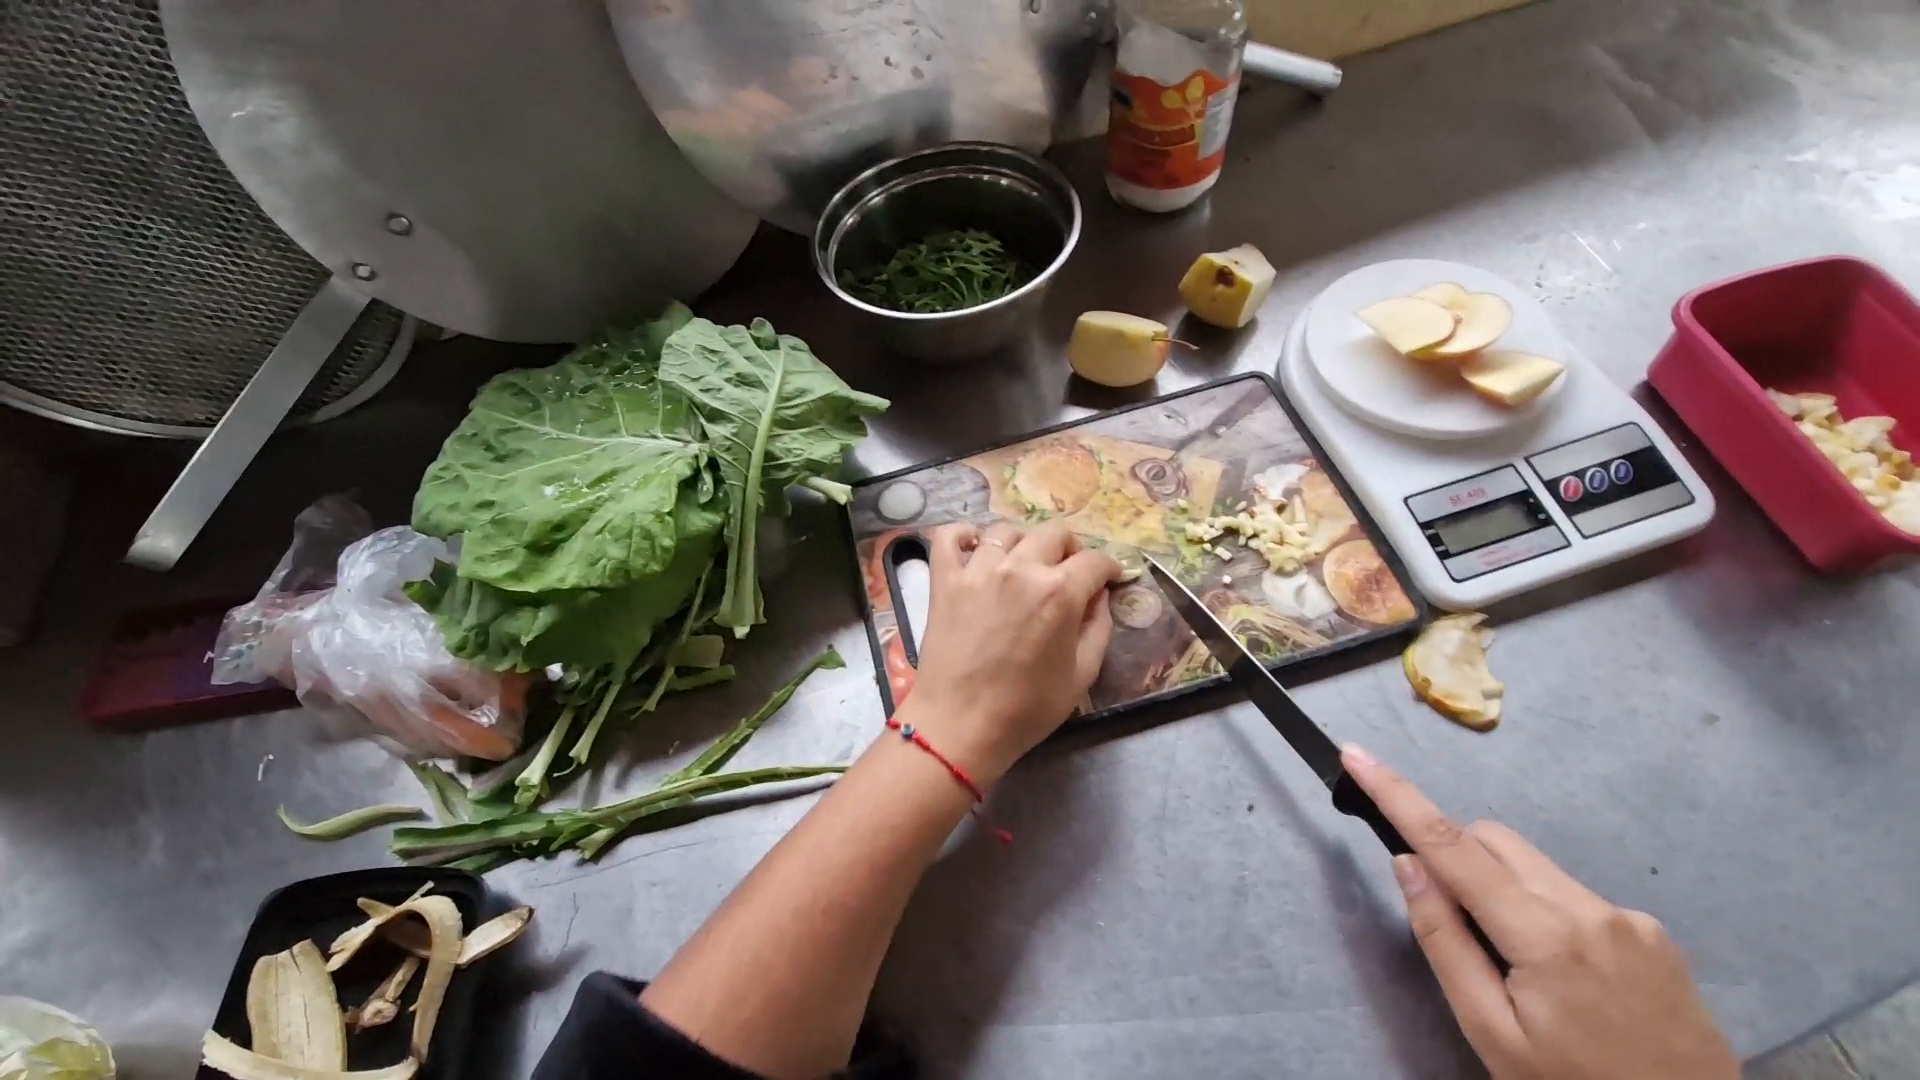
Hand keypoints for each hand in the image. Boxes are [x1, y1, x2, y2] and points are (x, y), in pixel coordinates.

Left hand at [900, 522, 1120, 782]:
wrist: (960, 726)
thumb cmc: (1026, 709)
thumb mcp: (1082, 674)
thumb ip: (1098, 627)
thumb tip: (1099, 596)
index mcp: (1059, 592)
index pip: (1094, 560)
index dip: (1108, 567)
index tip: (1109, 577)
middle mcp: (1020, 568)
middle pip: (1054, 533)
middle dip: (1071, 548)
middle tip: (1070, 570)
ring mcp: (978, 570)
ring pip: (1006, 531)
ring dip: (1023, 543)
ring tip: (1024, 565)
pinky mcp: (944, 580)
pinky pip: (949, 537)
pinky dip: (962, 536)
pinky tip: (973, 548)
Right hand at [1341, 745, 1738, 1079]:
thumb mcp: (1491, 1031)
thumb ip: (1444, 941)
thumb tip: (1409, 864)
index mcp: (1545, 934)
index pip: (1450, 845)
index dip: (1397, 796)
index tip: (1357, 756)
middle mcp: (1592, 908)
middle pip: (1493, 841)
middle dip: (1455, 856)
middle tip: (1447, 916)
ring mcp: (1632, 918)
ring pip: (1532, 865)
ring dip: (1500, 886)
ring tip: (1513, 961)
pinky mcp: (1655, 934)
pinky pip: (1571, 894)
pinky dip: (1542, 909)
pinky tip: (1561, 973)